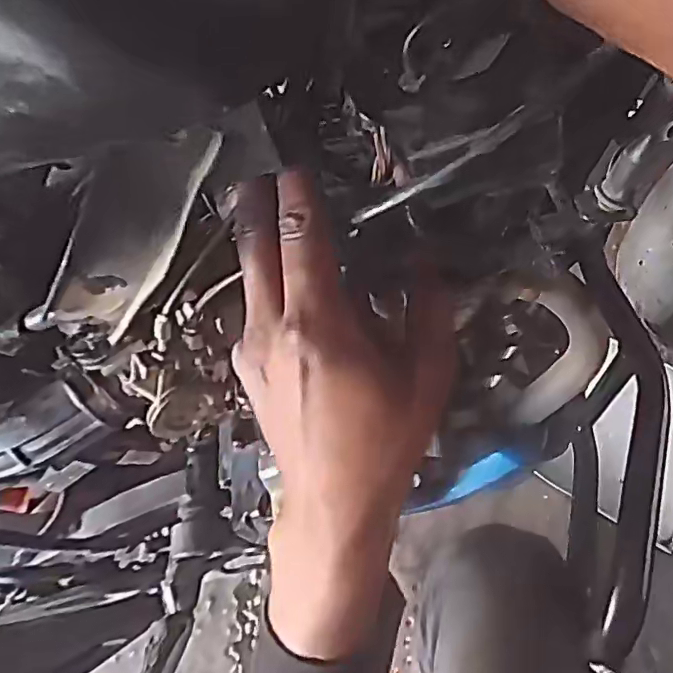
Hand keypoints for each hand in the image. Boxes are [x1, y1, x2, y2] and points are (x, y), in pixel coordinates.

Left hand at [230, 170, 455, 658]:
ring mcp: (251, 351)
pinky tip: (279, 280)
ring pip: (249, 280)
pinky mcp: (246, 371)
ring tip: (265, 213)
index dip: (300, 200)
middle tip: (261, 175)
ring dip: (257, 243)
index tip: (297, 170)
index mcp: (320, 325)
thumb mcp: (425, 375)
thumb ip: (426, 311)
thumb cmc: (384, 441)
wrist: (332, 503)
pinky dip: (263, 282)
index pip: (304, 242)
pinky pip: (252, 311)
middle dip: (259, 207)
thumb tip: (423, 265)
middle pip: (259, 251)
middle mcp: (274, 330)